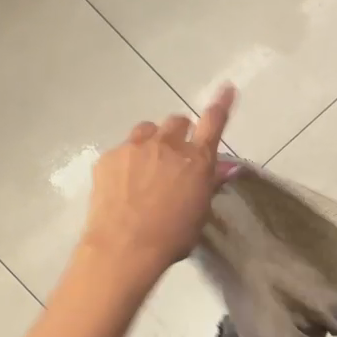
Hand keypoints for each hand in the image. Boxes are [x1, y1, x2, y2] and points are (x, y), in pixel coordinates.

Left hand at [77, 87, 235, 287]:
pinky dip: (128, 161)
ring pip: (147, 130)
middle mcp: (168, 145)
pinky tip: (124, 185)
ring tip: (147, 166)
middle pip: (177, 121)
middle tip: (175, 155)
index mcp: (198, 160)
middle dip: (179, 132)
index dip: (221, 104)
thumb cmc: (173, 236)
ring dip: (152, 141)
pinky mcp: (109, 157)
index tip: (226, 88)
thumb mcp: (200, 211)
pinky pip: (123, 150)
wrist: (124, 248)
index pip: (214, 122)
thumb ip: (208, 183)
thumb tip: (223, 168)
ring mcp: (135, 148)